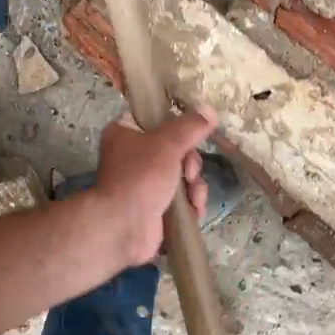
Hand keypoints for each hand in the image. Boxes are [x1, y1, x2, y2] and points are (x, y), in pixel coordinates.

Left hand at [88, 105, 218, 267]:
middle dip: (190, 164)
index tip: (192, 137)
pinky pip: (181, 198)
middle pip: (175, 149)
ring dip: (194, 186)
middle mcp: (132, 154)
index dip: (177, 128)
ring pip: (181, 175)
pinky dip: (190, 204)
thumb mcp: (167, 144)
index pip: (156, 120)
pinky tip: (194, 210)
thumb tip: (209, 108)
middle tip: (188, 173)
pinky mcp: (155, 206)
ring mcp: (144, 182)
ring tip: (193, 197)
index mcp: (125, 131)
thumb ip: (189, 127)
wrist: (124, 225)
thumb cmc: (140, 175)